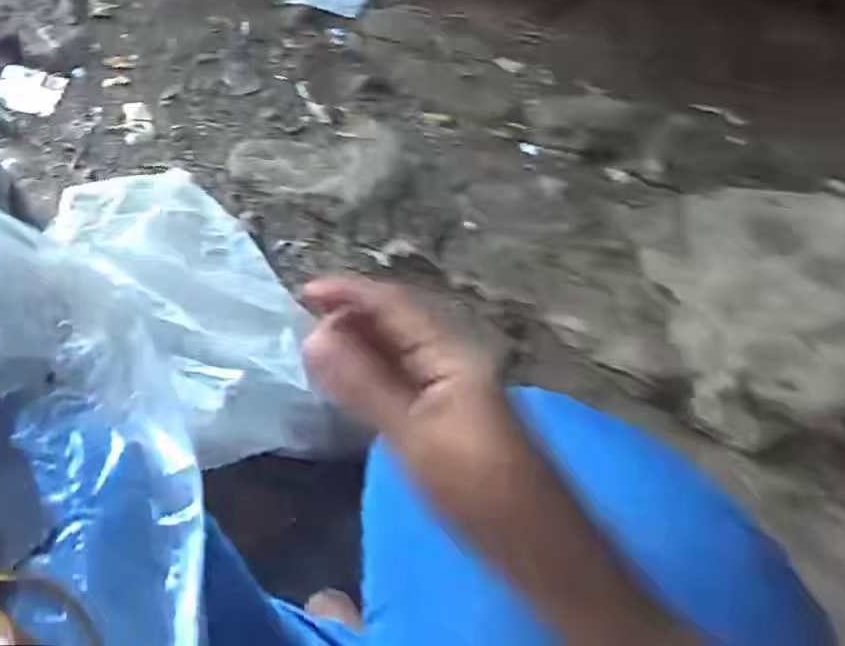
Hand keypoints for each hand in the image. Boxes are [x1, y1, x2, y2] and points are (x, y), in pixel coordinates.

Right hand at [302, 275, 511, 475]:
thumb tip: (312, 337)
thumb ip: (360, 383)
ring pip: (390, 343)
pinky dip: (364, 364)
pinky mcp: (440, 404)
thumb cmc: (479, 491)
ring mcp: (447, 380)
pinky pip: (394, 367)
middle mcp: (450, 357)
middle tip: (305, 327)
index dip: (346, 291)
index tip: (304, 292)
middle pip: (391, 318)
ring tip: (315, 350)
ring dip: (351, 339)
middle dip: (345, 315)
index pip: (392, 304)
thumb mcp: (412, 436)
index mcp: (451, 355)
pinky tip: (342, 375)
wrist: (541, 552)